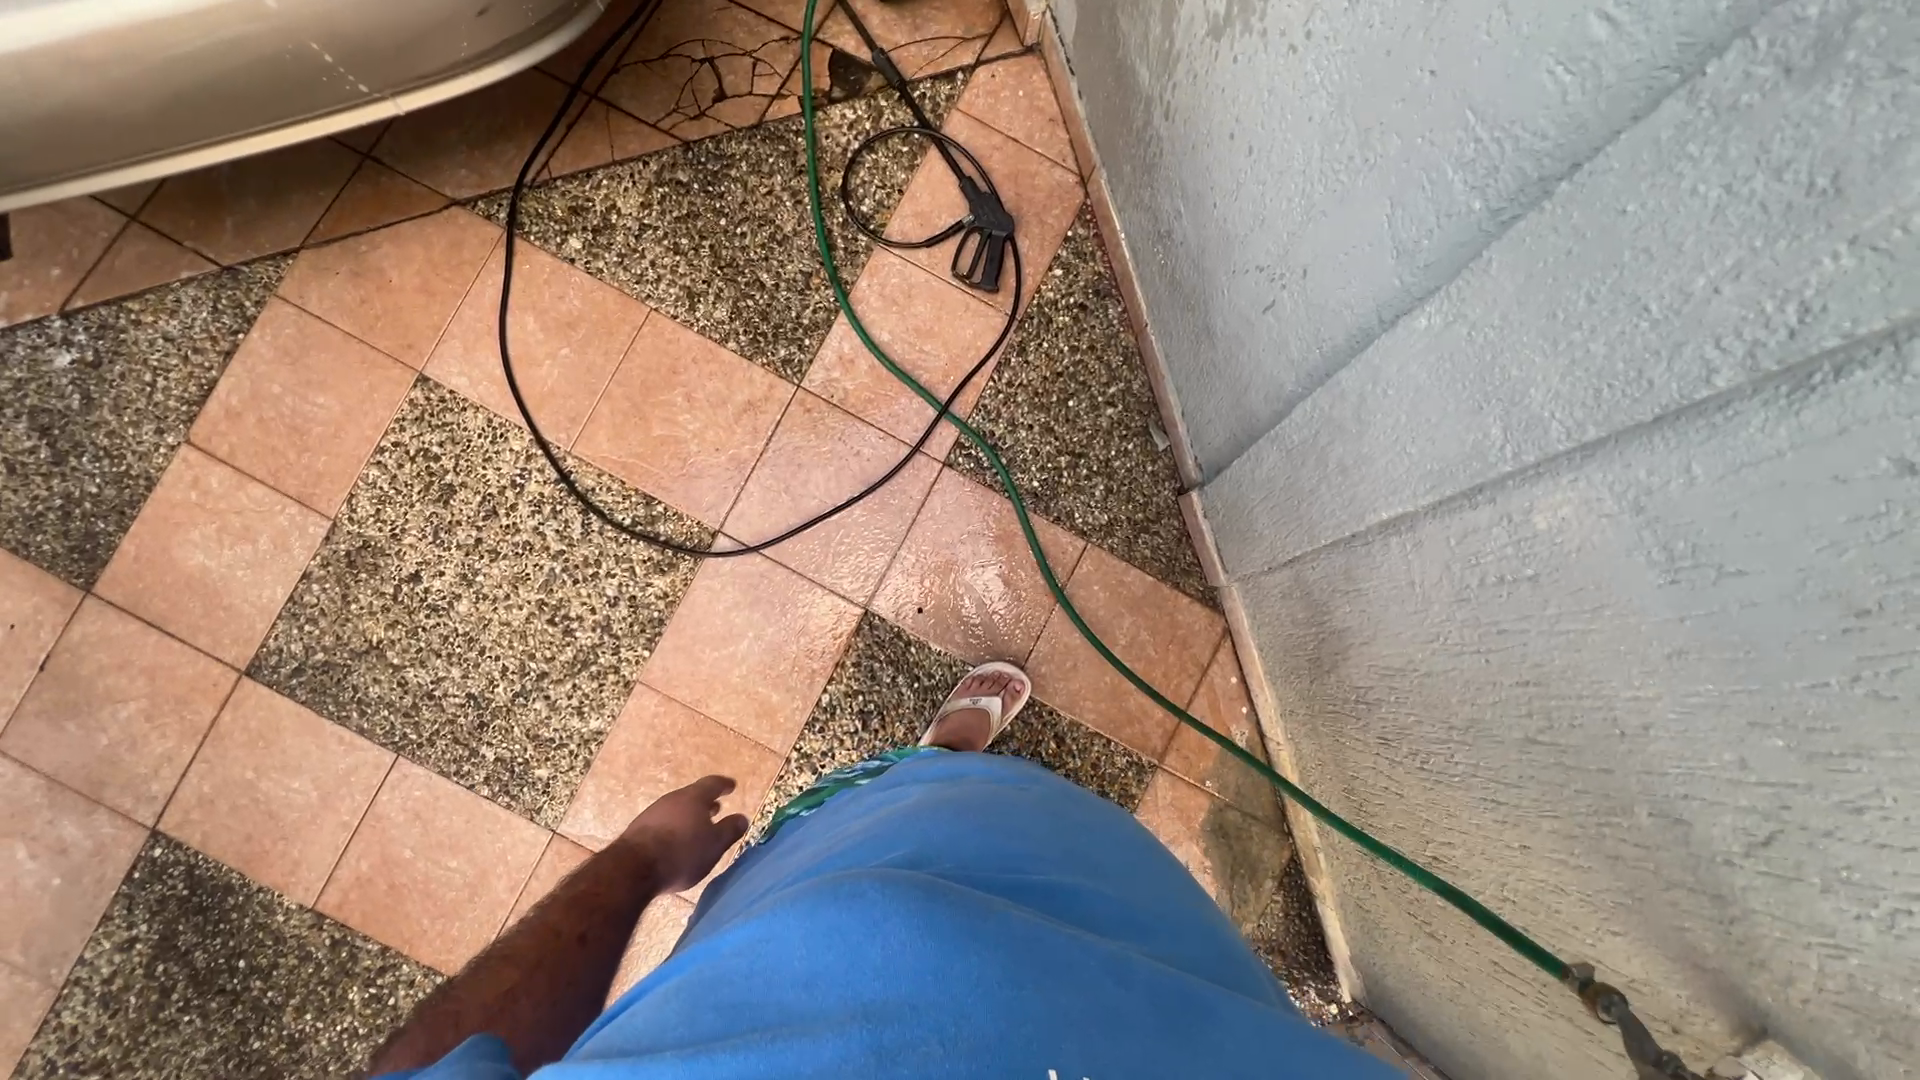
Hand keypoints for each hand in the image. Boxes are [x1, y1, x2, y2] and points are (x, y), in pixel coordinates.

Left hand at [619, 775, 750, 892]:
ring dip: (688, 816)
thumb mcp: (714, 844)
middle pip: (692, 796)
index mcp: (694, 798)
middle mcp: (672, 799)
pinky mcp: (637, 831)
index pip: (712, 784)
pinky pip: (662, 824)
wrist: (632, 869)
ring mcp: (652, 814)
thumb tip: (742, 818)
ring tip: (696, 828)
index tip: (731, 786)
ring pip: (676, 810)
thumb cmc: (682, 853)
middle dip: (705, 803)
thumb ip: (730, 830)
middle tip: (715, 808)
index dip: (723, 785)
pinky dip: (673, 828)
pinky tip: (674, 843)